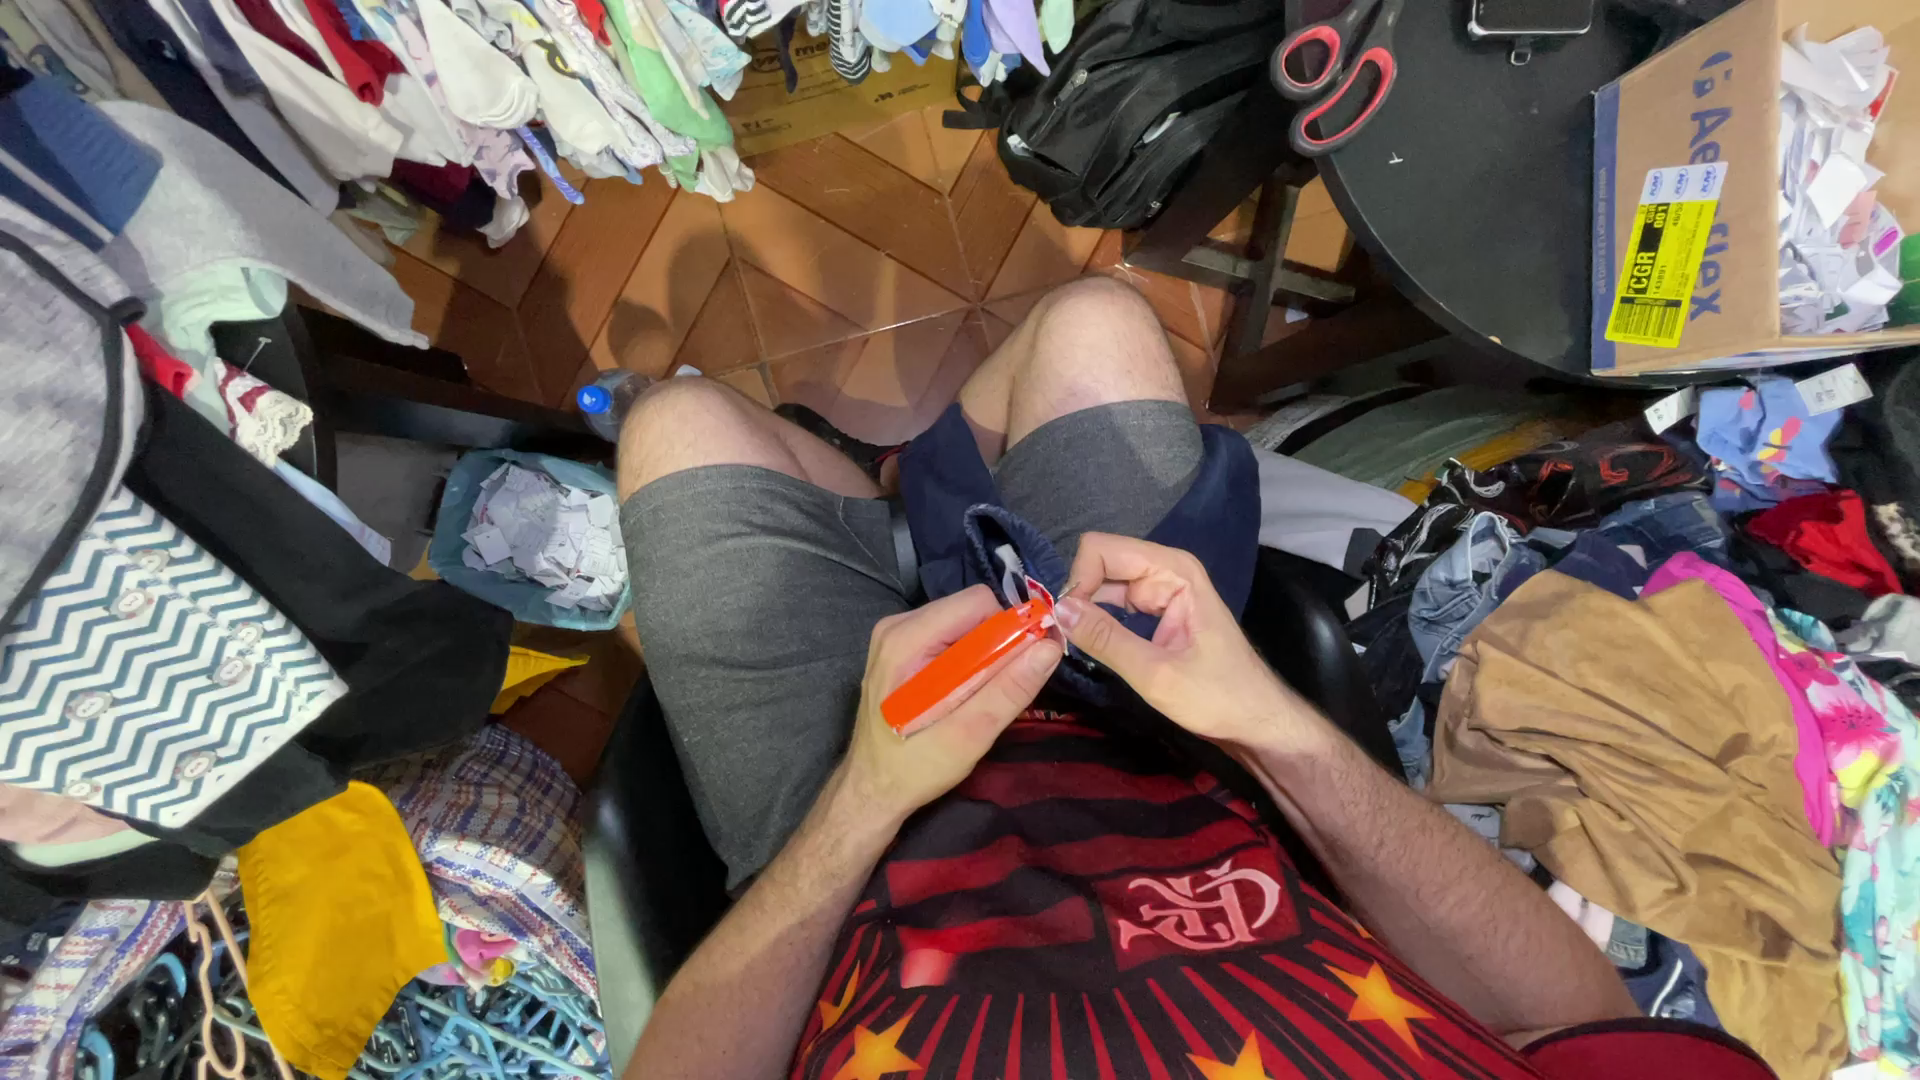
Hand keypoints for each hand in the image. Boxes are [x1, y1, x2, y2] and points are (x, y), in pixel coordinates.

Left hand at [841, 585, 1062, 824]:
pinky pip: (950, 634)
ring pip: (963, 621)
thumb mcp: (968, 737)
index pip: (978, 604)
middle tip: (998, 689)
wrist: (872, 789)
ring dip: (983, 653)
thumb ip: (1008, 690)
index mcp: (905, 639)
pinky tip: (961, 692)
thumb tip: (1048, 648)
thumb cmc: (914, 769)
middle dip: (996, 643)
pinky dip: (967, 658)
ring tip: (977, 695)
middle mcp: (896, 626)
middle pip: (970, 609)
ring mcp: (895, 634)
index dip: (1010, 630)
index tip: (1022, 667)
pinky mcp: (900, 645)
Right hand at [1057, 533, 1328, 753]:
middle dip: (1077, 594)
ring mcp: (1159, 588)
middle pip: (1099, 562)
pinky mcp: (1154, 609)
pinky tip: (1089, 643)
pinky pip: (1112, 602)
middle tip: (1064, 635)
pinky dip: (1096, 619)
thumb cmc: (1217, 697)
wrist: (1256, 722)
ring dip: (1083, 608)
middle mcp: (1164, 570)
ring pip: (1102, 583)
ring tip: (1072, 642)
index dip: (1078, 581)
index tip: (1068, 622)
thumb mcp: (1155, 674)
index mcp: (1173, 570)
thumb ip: (1106, 639)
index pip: (1101, 550)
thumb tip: (1058, 609)